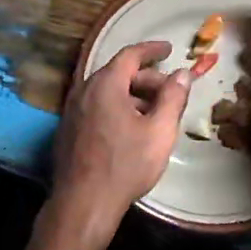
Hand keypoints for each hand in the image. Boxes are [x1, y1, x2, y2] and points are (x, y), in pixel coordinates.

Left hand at [52, 41, 192, 224]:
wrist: (84, 201)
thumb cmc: (125, 164)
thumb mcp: (159, 131)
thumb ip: (173, 98)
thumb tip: (183, 74)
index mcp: (105, 84)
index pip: (129, 55)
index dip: (151, 50)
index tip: (169, 49)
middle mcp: (83, 90)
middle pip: (117, 73)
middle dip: (146, 78)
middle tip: (170, 92)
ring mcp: (72, 110)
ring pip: (106, 92)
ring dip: (131, 95)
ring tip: (154, 113)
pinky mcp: (68, 129)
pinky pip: (95, 107)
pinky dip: (115, 107)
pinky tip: (130, 128)